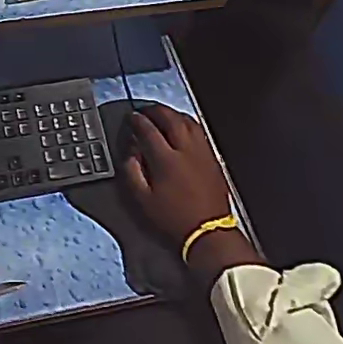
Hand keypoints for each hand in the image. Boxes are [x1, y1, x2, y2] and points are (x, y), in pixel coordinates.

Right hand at [119, 104, 262, 278]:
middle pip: (171, 119)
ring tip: (163, 115)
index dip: (137, 120)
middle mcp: (186, 151)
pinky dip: (188, 123)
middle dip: (155, 111)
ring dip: (173, 115)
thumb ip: (132, 173)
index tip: (131, 118)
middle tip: (145, 111)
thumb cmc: (173, 219)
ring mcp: (202, 153)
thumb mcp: (142, 200)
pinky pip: (200, 132)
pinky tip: (182, 128)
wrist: (208, 233)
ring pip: (189, 122)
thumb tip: (129, 154)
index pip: (149, 130)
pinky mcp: (213, 159)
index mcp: (166, 160)